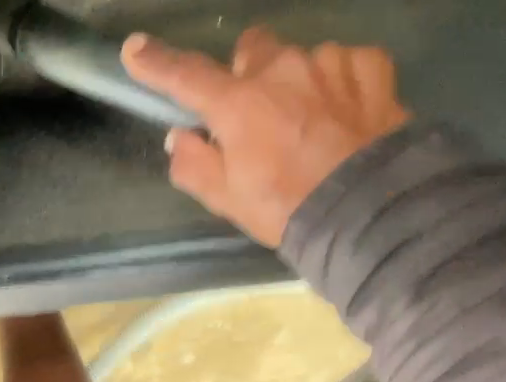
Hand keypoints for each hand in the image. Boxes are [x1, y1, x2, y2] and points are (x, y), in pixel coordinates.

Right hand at [121, 28, 409, 247]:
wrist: (366, 206)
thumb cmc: (285, 207)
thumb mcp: (226, 199)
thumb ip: (194, 164)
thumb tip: (179, 137)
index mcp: (238, 105)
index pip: (187, 76)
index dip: (157, 63)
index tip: (135, 49)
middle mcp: (281, 69)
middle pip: (253, 51)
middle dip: (250, 74)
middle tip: (256, 116)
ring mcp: (329, 61)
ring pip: (300, 60)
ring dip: (297, 85)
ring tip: (310, 128)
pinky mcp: (371, 65)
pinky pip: (344, 64)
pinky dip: (338, 87)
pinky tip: (344, 119)